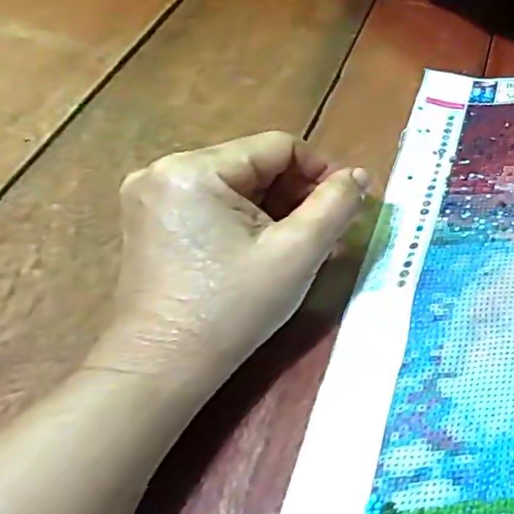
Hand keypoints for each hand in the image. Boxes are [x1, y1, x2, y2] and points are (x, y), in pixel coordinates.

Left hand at [91, 132, 369, 387]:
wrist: (166, 366)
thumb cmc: (234, 305)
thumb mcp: (299, 251)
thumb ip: (337, 204)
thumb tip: (360, 175)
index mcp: (193, 170)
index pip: (279, 146)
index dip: (323, 171)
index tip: (348, 206)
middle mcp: (164, 171)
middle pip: (259, 164)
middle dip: (301, 193)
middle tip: (330, 230)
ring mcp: (153, 197)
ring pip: (243, 185)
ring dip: (281, 208)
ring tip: (305, 244)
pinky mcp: (155, 222)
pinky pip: (219, 203)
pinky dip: (253, 220)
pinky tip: (271, 250)